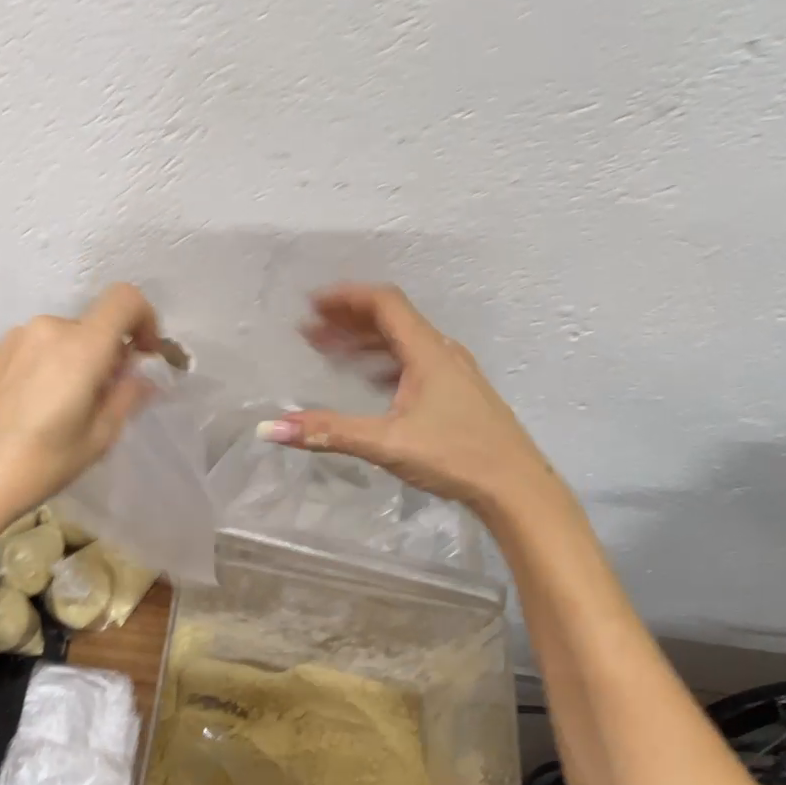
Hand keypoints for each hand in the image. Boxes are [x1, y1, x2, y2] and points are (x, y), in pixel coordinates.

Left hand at [0, 284, 160, 544]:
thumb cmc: (39, 465)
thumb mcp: (97, 439)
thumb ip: (126, 397)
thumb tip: (141, 376)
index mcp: (80, 347)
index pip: (125, 299)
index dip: (145, 319)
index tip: (144, 354)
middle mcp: (46, 329)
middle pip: (92, 326)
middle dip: (107, 354)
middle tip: (103, 398)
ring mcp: (14, 339)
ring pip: (61, 339)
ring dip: (74, 361)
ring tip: (64, 408)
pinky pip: (34, 349)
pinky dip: (47, 366)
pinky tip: (32, 407)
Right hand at [257, 284, 559, 519]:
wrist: (515, 487)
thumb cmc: (455, 455)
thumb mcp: (385, 443)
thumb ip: (327, 432)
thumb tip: (270, 428)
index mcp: (427, 352)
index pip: (384, 304)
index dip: (346, 298)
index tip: (311, 303)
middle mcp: (441, 353)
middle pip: (390, 319)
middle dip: (346, 320)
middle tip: (308, 329)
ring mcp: (452, 373)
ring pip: (400, 342)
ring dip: (362, 341)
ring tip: (327, 351)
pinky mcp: (456, 393)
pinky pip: (410, 362)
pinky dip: (380, 362)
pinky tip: (364, 381)